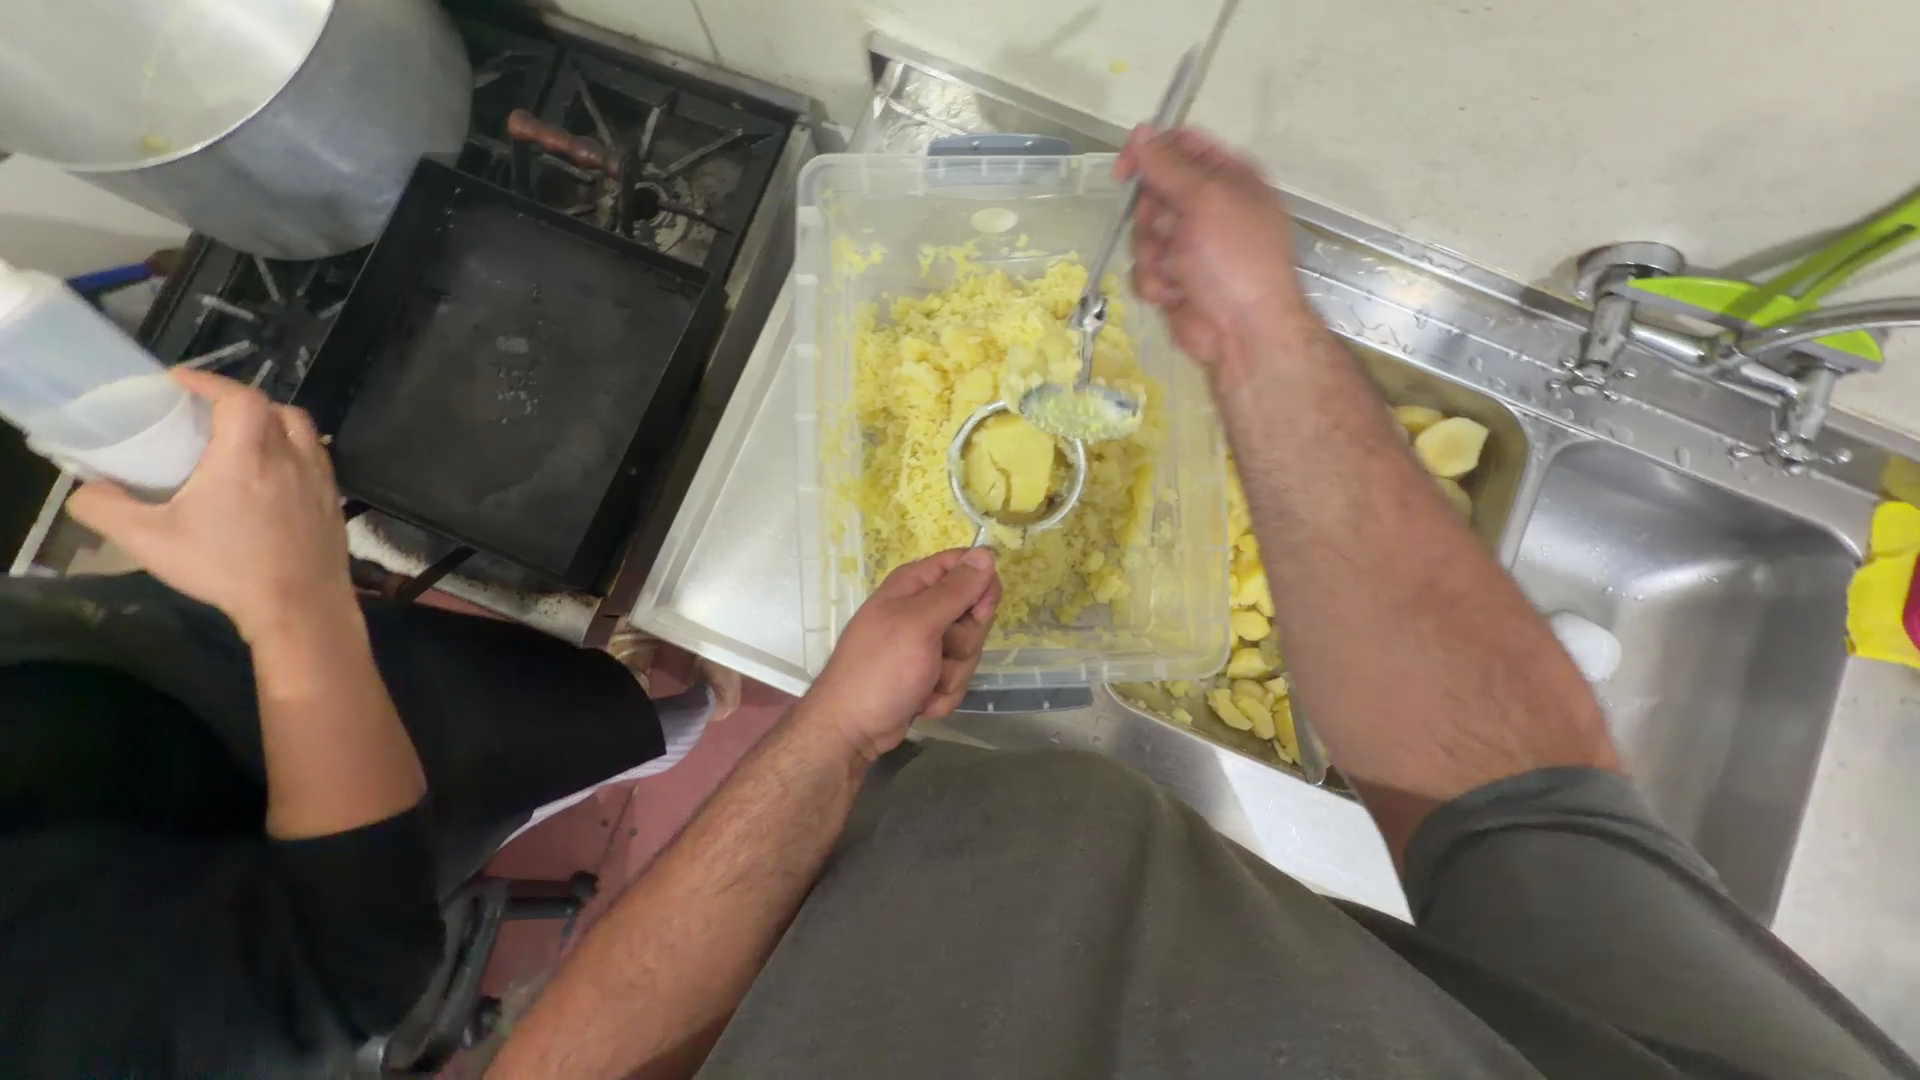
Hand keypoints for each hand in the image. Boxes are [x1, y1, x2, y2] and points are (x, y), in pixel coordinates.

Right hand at [66, 369, 355, 641]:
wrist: (301, 603)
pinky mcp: (335, 501)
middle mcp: (292, 460)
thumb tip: (89, 487)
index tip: (180, 381)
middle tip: (207, 412)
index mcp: (249, 458)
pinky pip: (318, 459)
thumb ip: (106, 507)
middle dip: (240, 401)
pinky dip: (294, 450)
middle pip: (277, 410)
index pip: (242, 399)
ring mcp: (321, 480)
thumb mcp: (148, 539)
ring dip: (273, 423)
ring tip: (239, 438)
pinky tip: (271, 472)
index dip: (211, 381)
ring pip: (304, 432)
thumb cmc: (228, 568)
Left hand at [800, 548, 1002, 761]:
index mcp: (914, 585)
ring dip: (951, 673)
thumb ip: (955, 590)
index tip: (978, 610)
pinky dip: (942, 694)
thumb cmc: (880, 670)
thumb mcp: (920, 624)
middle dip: (964, 641)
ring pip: (969, 650)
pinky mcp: (929, 674)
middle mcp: (921, 609)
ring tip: (923, 682)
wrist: (852, 729)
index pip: (965, 566)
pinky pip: (957, 677)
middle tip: (940, 651)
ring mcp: (926, 644)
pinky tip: (920, 700)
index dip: (980, 586)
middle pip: (974, 612)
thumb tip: (986, 553)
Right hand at [1117, 126, 1308, 377]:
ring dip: (1152, 257)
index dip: (1150, 154)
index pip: (1180, 147)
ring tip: (1176, 272)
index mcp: (1227, 178)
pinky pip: (1144, 272)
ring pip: (1143, 237)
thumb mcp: (1205, 198)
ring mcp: (1189, 248)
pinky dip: (1155, 285)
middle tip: (1169, 232)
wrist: (1243, 330)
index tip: (1125, 169)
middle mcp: (1207, 209)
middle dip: (1152, 218)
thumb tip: (1142, 132)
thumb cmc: (1236, 259)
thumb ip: (1169, 165)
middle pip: (1153, 195)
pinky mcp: (1173, 281)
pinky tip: (1175, 295)